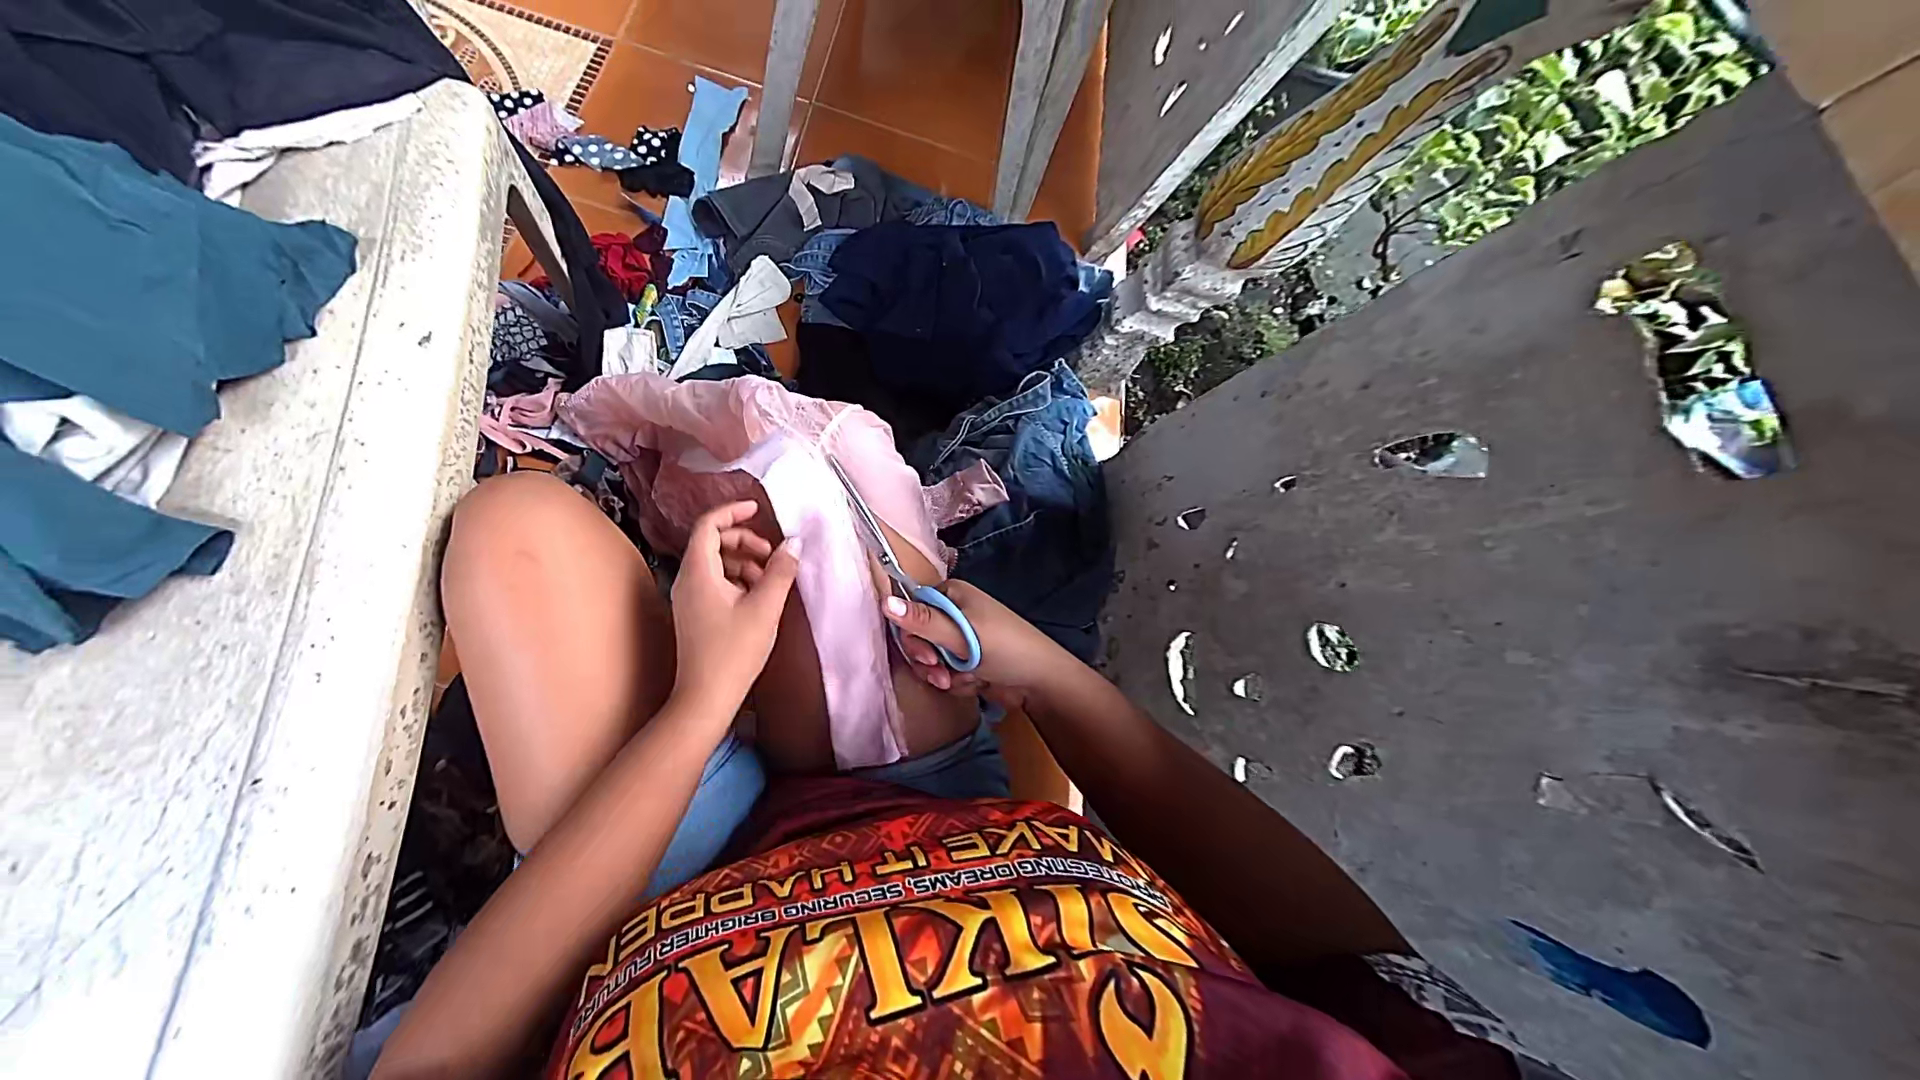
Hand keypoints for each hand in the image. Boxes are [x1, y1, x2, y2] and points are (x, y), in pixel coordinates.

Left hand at [671, 501, 801, 713]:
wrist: (706, 697)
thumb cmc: (733, 653)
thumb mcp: (765, 607)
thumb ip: (780, 571)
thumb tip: (794, 543)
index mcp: (698, 573)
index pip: (708, 525)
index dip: (732, 512)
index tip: (756, 509)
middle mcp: (687, 581)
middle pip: (712, 542)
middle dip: (744, 540)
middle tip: (772, 553)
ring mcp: (689, 598)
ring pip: (716, 563)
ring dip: (744, 561)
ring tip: (770, 578)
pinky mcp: (696, 613)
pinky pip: (715, 582)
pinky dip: (738, 579)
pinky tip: (759, 596)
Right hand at [882, 579, 1078, 709]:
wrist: (1040, 682)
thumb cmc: (1005, 648)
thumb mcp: (961, 635)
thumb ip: (922, 622)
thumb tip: (884, 602)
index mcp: (953, 595)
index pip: (912, 610)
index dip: (912, 634)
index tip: (924, 654)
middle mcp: (954, 613)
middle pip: (918, 637)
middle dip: (929, 659)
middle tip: (941, 671)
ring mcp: (961, 639)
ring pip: (930, 659)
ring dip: (942, 674)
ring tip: (962, 679)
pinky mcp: (967, 661)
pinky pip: (945, 672)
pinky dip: (957, 681)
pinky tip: (975, 683)